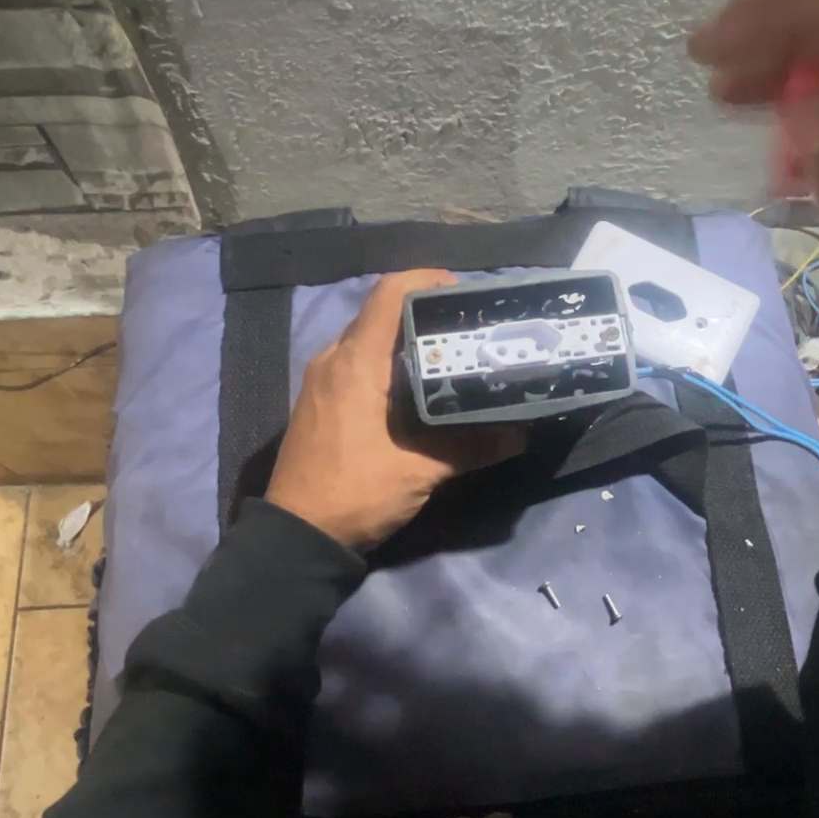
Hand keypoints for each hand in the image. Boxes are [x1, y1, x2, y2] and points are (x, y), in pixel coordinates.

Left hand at [264, 270, 524, 550]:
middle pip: (381, 314)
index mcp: (355, 362)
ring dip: (405, 344)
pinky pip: (356, 366)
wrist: (298, 536)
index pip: (389, 293)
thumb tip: (520, 434)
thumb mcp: (419, 472)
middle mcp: (333, 359)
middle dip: (425, 316)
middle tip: (468, 332)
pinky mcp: (319, 403)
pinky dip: (386, 367)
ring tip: (448, 361)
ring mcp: (321, 381)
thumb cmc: (356, 493)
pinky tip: (415, 394)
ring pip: (368, 342)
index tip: (465, 296)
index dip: (428, 282)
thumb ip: (471, 447)